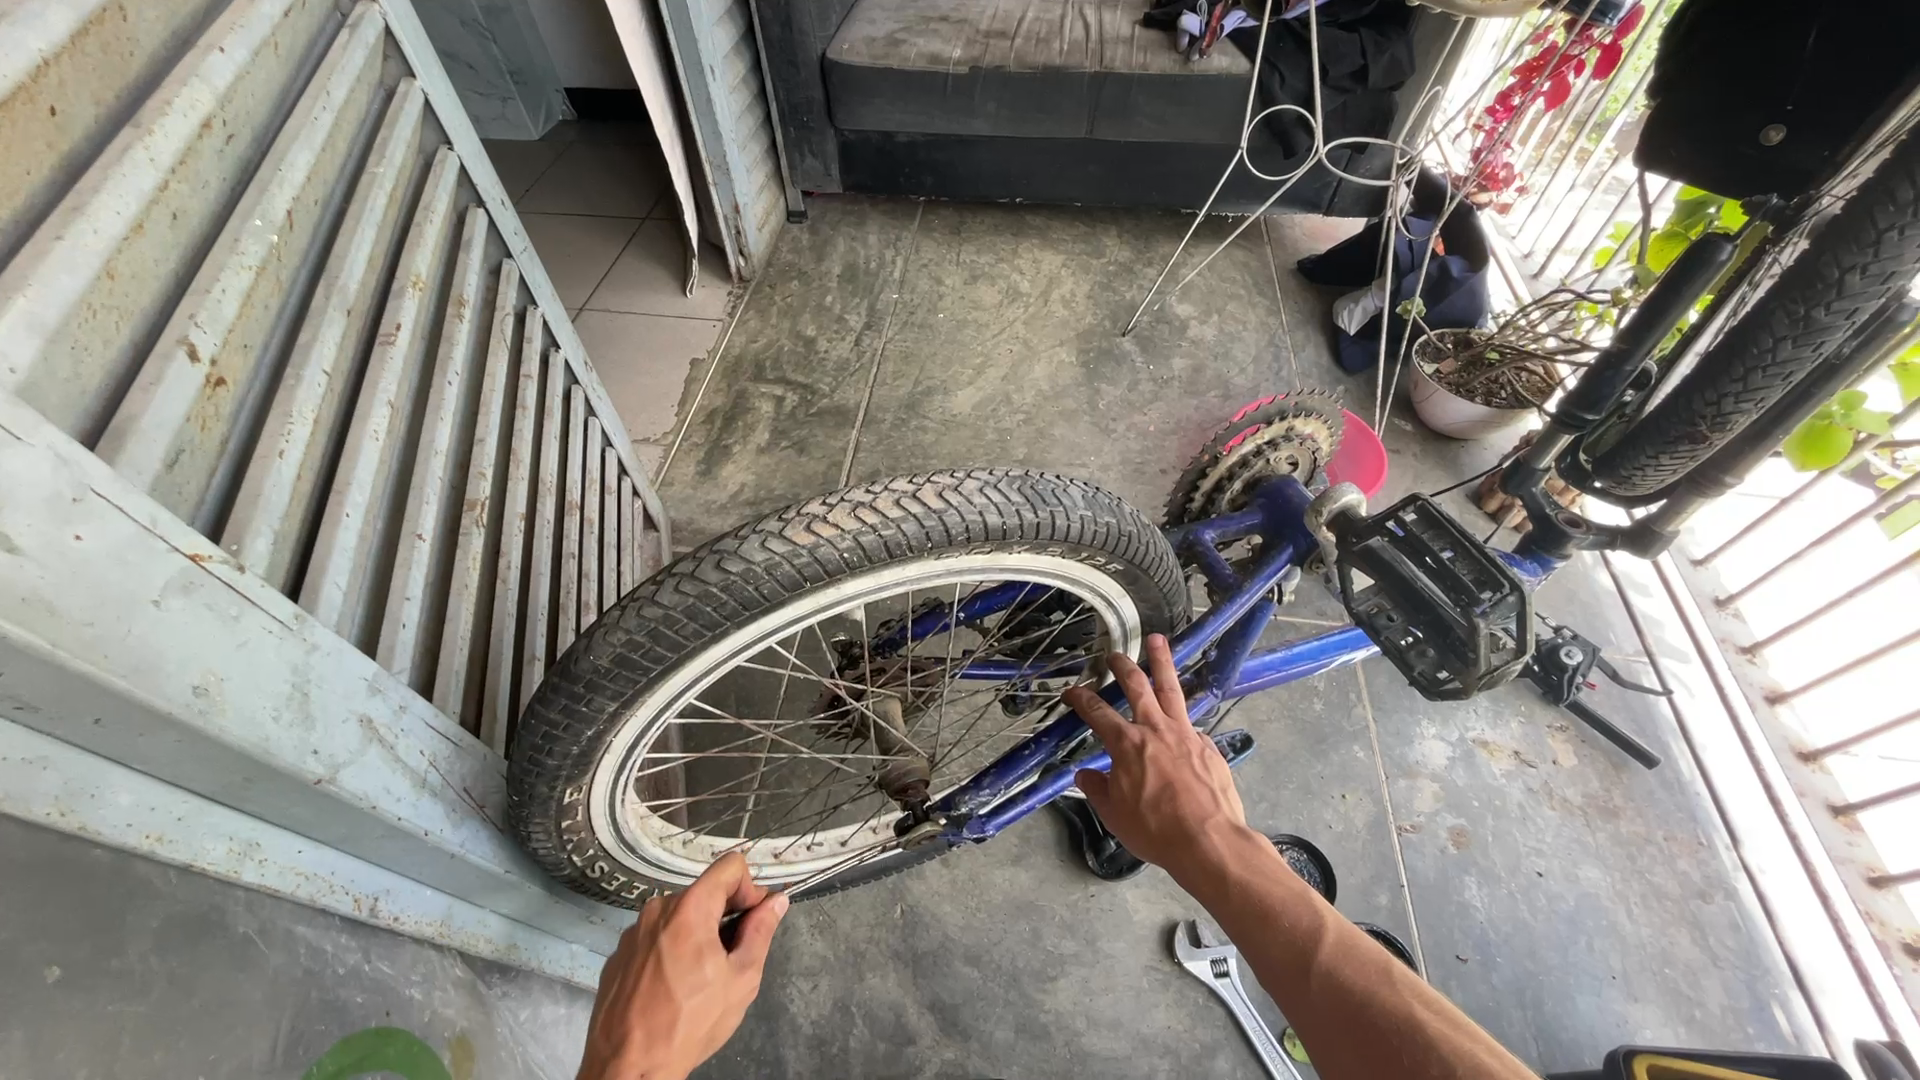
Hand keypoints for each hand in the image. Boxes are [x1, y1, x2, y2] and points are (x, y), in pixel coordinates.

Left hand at [577, 853, 788, 1079]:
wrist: (625, 1071)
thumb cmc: (690, 1023)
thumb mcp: (741, 980)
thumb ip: (761, 932)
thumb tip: (776, 902)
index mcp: (690, 908)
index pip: (730, 866)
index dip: (749, 888)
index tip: (751, 922)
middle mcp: (658, 909)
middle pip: (704, 892)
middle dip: (724, 915)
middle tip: (730, 958)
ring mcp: (633, 932)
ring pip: (679, 915)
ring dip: (697, 933)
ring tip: (699, 978)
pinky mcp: (617, 956)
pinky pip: (654, 937)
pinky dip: (670, 949)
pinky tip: (671, 988)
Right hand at [1062, 634, 1251, 879]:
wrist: (1210, 842)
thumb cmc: (1156, 830)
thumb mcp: (1114, 815)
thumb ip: (1098, 790)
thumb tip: (1084, 775)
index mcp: (1127, 744)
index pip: (1097, 712)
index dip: (1081, 698)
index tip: (1071, 691)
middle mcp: (1155, 729)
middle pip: (1137, 685)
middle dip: (1122, 665)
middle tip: (1114, 654)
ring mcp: (1186, 734)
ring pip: (1172, 688)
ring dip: (1162, 662)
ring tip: (1158, 640)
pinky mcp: (1209, 747)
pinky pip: (1193, 727)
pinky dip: (1185, 721)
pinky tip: (1184, 727)